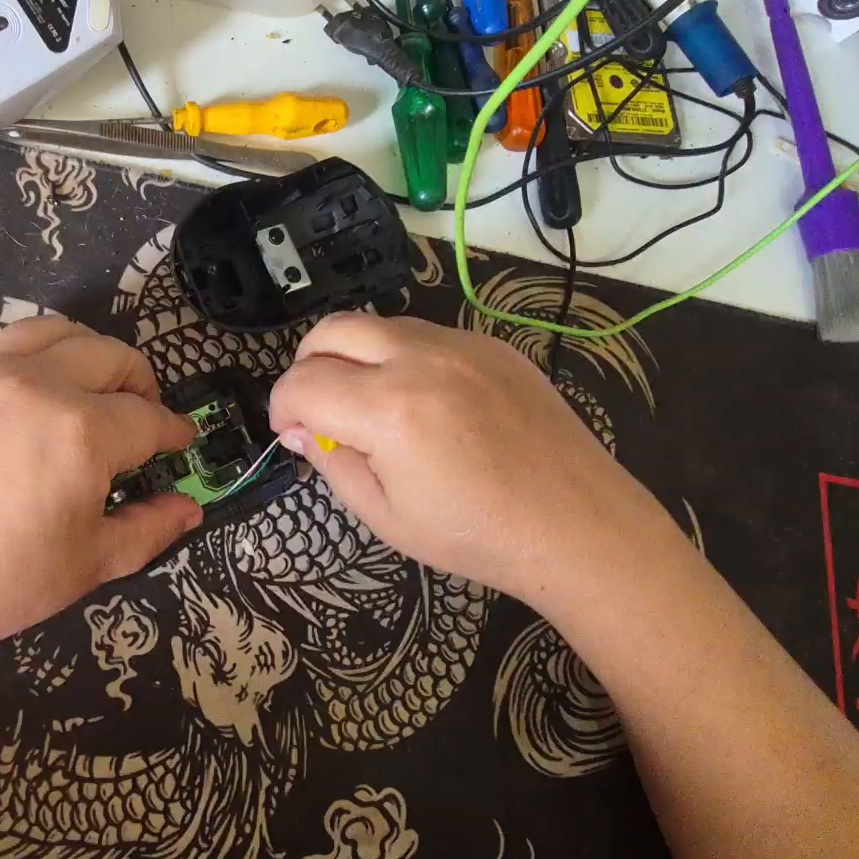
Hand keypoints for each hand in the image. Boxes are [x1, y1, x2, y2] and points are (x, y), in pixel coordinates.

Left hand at [0, 317, 200, 671]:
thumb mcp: (87, 564)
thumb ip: (149, 528)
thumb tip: (190, 508)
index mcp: (82, 431)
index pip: (150, 418)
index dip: (174, 432)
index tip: (182, 443)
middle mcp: (41, 383)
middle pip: (113, 356)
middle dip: (142, 384)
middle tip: (143, 418)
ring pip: (59, 329)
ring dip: (89, 353)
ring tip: (92, 386)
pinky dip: (25, 350)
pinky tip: (27, 382)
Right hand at [268, 313, 675, 604]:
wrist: (577, 525)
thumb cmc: (475, 534)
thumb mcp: (386, 516)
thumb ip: (332, 462)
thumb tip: (300, 429)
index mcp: (389, 409)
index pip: (302, 383)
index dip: (281, 408)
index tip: (291, 432)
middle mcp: (420, 359)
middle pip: (330, 330)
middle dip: (306, 364)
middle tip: (317, 405)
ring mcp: (460, 344)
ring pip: (376, 324)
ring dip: (353, 355)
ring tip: (369, 404)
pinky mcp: (490, 343)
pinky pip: (423, 334)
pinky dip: (400, 357)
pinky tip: (423, 401)